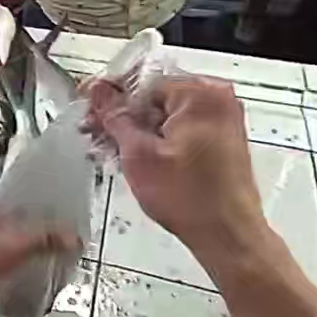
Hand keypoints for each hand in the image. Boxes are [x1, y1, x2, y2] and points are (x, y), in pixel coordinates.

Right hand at [86, 75, 262, 250]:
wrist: (227, 235)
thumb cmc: (193, 200)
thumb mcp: (139, 154)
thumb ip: (115, 116)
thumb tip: (100, 92)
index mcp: (200, 93)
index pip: (141, 81)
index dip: (109, 96)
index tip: (89, 103)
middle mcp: (217, 99)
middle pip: (155, 96)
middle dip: (123, 115)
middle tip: (96, 131)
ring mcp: (222, 118)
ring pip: (166, 114)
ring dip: (137, 129)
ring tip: (111, 148)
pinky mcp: (221, 138)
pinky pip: (181, 127)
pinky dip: (158, 138)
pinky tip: (135, 155)